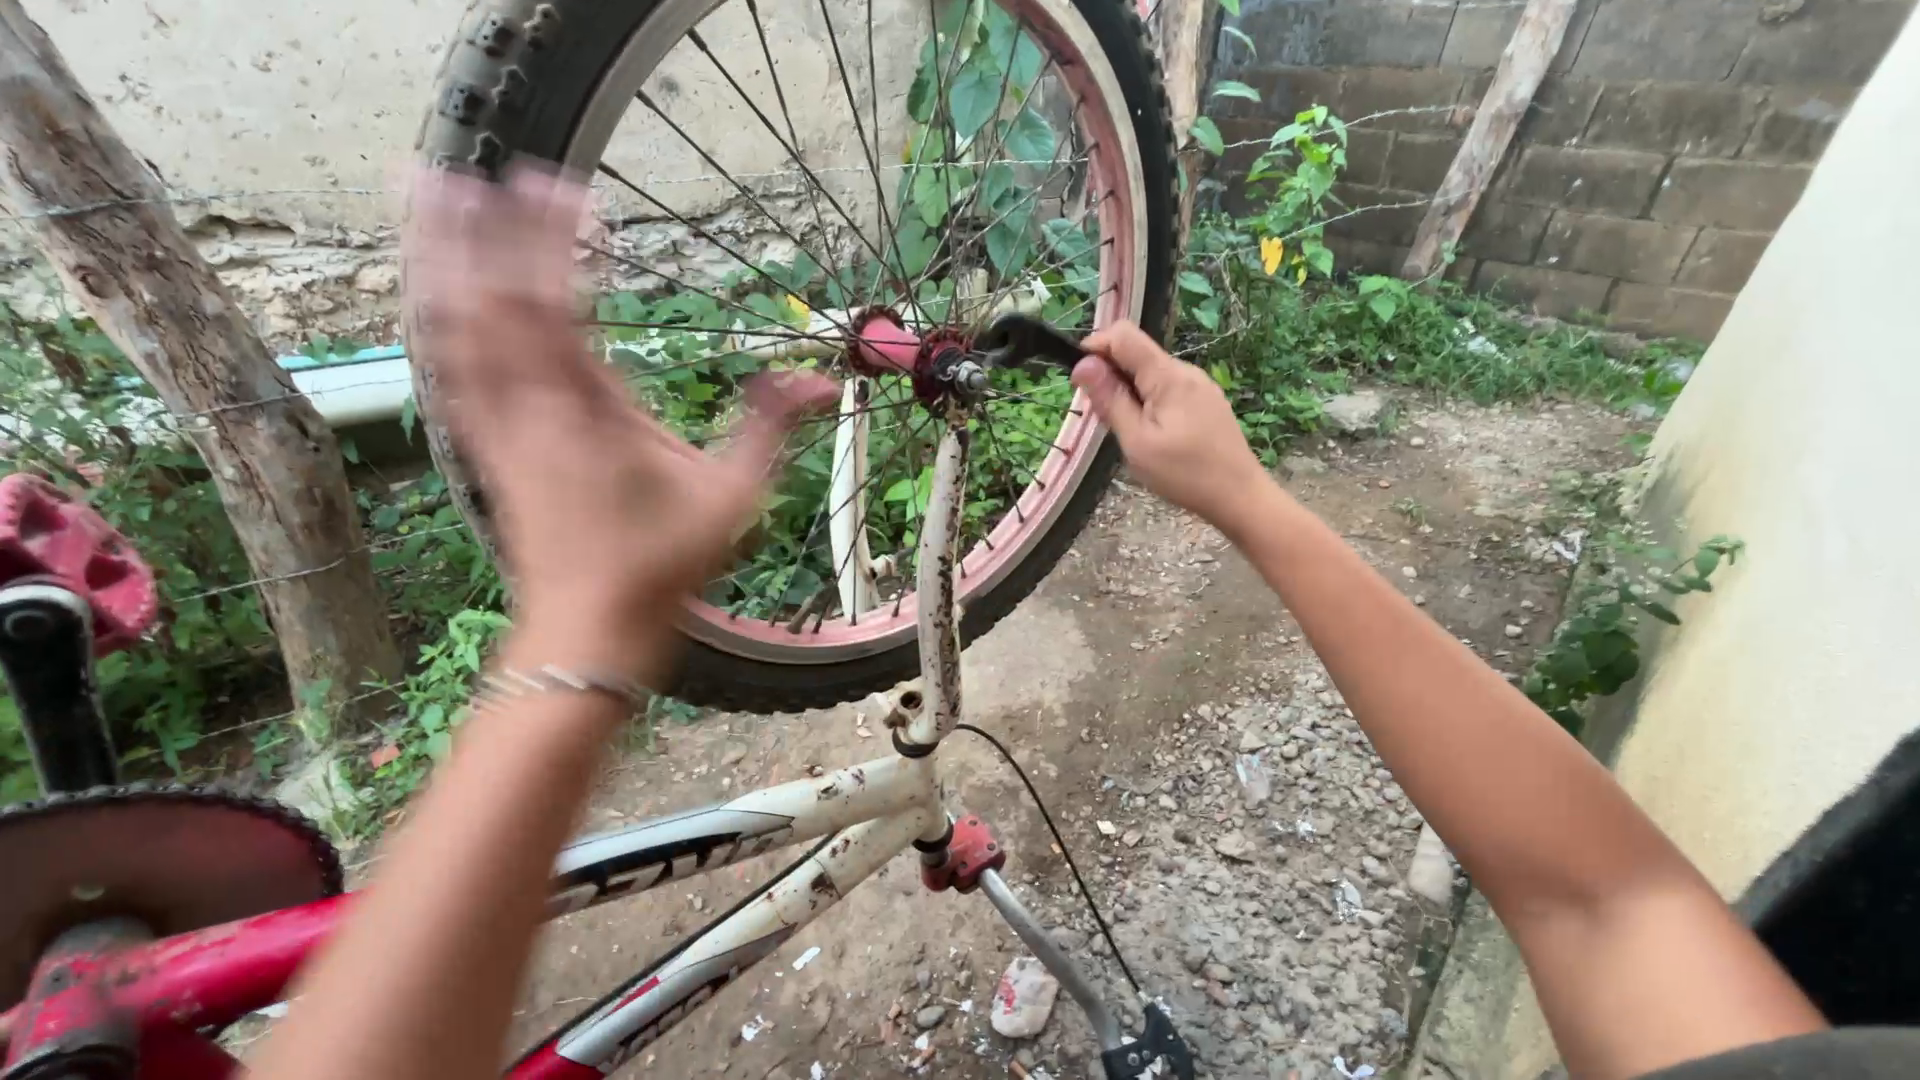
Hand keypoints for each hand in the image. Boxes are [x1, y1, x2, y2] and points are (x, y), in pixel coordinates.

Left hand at [405, 164, 833, 676]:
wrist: (591, 628)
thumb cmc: (663, 566)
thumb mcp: (732, 498)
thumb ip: (771, 430)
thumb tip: (820, 380)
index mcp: (590, 411)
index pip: (560, 307)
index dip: (555, 242)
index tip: (567, 190)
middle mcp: (533, 408)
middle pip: (489, 302)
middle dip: (481, 231)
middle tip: (474, 168)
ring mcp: (501, 428)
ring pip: (453, 330)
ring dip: (437, 260)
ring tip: (428, 197)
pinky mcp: (488, 448)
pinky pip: (450, 372)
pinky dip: (436, 319)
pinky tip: (430, 290)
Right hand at [1072, 322, 1271, 531]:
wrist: (1240, 496)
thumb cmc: (1184, 474)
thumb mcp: (1137, 441)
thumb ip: (1110, 399)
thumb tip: (1083, 364)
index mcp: (1167, 375)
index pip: (1123, 335)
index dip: (1095, 348)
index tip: (1080, 381)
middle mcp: (1185, 370)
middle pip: (1137, 354)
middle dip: (1111, 378)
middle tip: (1105, 420)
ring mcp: (1200, 385)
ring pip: (1151, 374)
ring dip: (1129, 393)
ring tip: (1130, 433)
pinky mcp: (1206, 401)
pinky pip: (1168, 389)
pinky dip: (1149, 402)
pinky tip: (1153, 435)